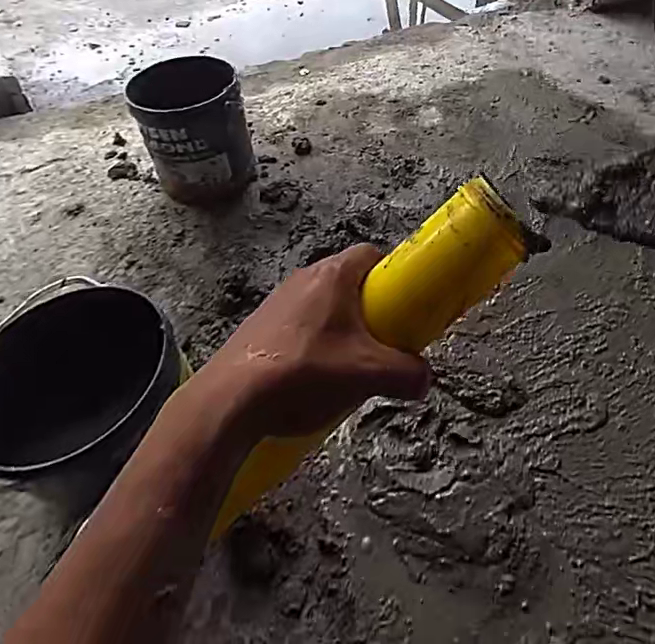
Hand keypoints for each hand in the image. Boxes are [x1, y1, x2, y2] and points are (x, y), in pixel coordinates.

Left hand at [199, 245, 431, 439]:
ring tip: (345, 368)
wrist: (231, 401)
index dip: (392, 278)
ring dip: (340, 331)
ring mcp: (278, 301)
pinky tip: (312, 380)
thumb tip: (423, 380)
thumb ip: (406, 374)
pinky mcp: (260, 326)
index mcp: (333, 275)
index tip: (402, 306)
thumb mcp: (367, 375)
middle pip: (350, 283)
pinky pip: (299, 325)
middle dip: (369, 311)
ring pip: (324, 306)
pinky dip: (312, 345)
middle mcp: (305, 278)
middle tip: (379, 343)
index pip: (372, 254)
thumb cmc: (303, 372)